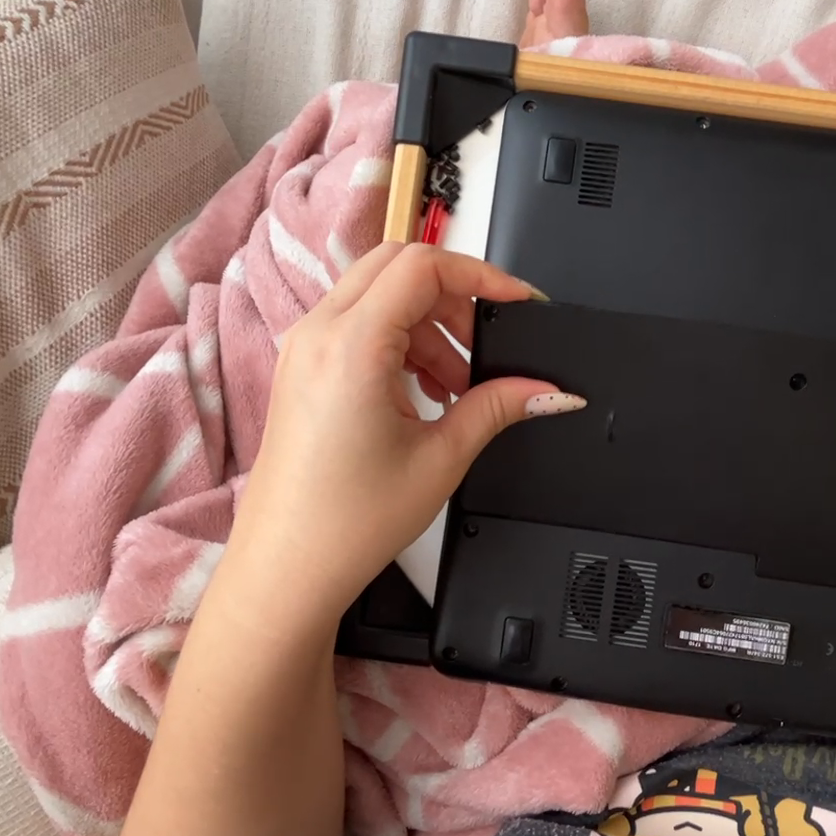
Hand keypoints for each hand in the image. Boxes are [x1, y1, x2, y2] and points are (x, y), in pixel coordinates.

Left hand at [226, 243, 584, 619]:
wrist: (288, 568)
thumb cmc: (346, 522)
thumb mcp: (442, 458)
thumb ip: (498, 407)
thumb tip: (547, 390)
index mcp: (351, 346)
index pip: (422, 266)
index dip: (480, 275)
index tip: (515, 300)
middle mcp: (318, 335)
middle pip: (398, 269)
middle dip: (453, 298)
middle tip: (483, 345)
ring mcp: (304, 350)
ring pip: (378, 296)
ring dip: (427, 326)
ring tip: (457, 386)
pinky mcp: (303, 370)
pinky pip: (359, 326)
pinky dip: (400, 342)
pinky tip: (425, 393)